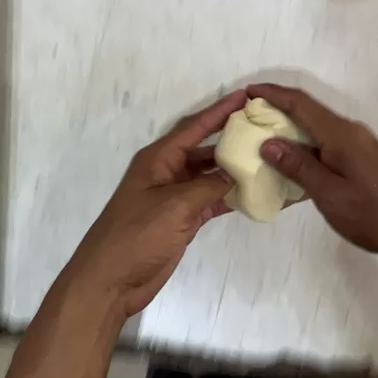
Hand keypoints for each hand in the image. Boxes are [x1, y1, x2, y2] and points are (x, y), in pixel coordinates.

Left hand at [56, 89, 247, 318]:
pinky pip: (211, 200)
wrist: (111, 281)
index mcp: (158, 159)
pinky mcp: (182, 220)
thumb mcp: (175, 206)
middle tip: (264, 128)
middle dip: (231, 138)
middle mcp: (167, 172)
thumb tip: (234, 174)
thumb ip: (208, 187)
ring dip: (234, 169)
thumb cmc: (136, 236)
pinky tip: (254, 194)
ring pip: (210, 175)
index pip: (194, 127)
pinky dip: (230, 197)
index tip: (247, 95)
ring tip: (266, 159)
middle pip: (204, 148)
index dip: (220, 110)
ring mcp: (174, 197)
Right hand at [246, 83, 377, 267]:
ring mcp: (361, 145)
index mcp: (341, 135)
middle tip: (247, 121)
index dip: (272, 94)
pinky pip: (329, 145)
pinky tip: (294, 166)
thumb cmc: (376, 215)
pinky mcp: (366, 160)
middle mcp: (351, 132)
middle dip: (277, 111)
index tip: (246, 92)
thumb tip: (269, 142)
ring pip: (319, 129)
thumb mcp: (330, 195)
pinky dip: (307, 148)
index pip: (301, 103)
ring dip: (291, 131)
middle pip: (309, 112)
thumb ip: (299, 167)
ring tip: (263, 143)